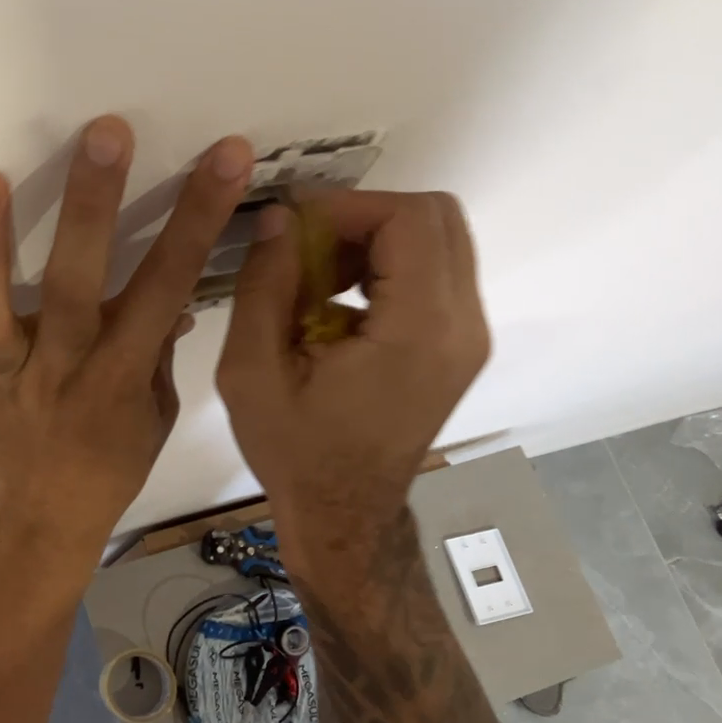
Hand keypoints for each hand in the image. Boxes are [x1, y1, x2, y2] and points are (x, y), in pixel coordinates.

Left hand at [0, 116, 254, 568]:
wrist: (46, 523)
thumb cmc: (109, 466)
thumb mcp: (155, 413)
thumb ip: (158, 352)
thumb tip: (173, 297)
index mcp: (120, 372)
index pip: (166, 287)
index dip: (198, 220)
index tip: (224, 156)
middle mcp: (61, 368)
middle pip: (76, 286)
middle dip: (92, 210)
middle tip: (103, 135)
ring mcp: (5, 378)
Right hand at [216, 191, 489, 569]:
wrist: (342, 515)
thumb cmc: (294, 453)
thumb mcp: (251, 372)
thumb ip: (263, 285)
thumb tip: (281, 218)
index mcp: (418, 332)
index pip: (408, 219)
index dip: (347, 207)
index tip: (293, 227)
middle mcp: (462, 327)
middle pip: (436, 218)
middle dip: (363, 219)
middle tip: (305, 251)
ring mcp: (469, 338)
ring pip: (439, 242)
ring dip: (375, 242)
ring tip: (316, 281)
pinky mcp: (460, 349)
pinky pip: (436, 275)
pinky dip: (388, 269)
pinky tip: (338, 305)